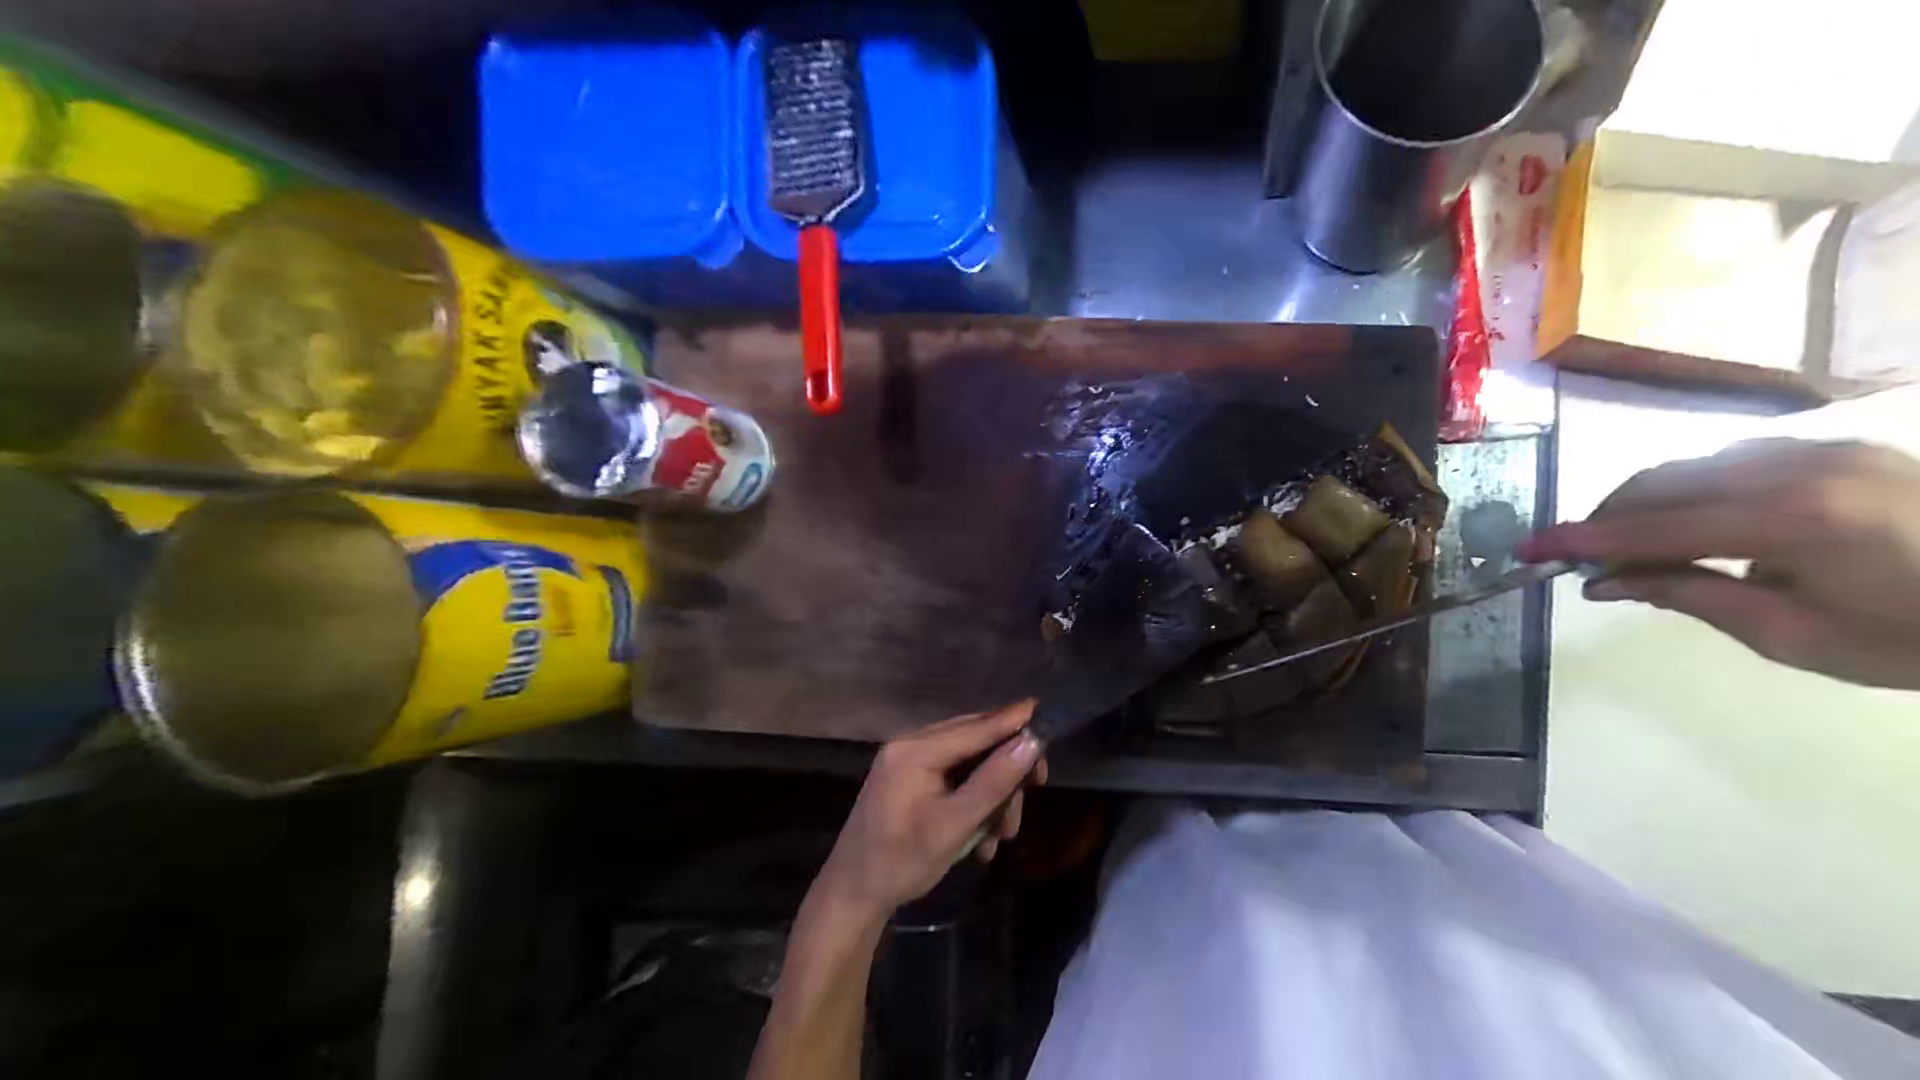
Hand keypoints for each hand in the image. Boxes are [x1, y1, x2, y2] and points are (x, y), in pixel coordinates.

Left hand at [813, 701, 1047, 920]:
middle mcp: (910, 744)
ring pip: (968, 762)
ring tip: (1000, 836)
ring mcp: (908, 760)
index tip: (1044, 708)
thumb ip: (994, 781)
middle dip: (1006, 771)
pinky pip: (953, 777)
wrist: (853, 894)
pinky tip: (981, 838)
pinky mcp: (909, 778)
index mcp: (915, 750)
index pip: (976, 727)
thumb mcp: (954, 825)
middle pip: (975, 742)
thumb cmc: (902, 862)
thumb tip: (1032, 742)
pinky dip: (972, 801)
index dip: (1012, 720)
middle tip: (1033, 793)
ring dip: (992, 795)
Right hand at [1520, 439, 1919, 688]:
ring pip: (1685, 470)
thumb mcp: (1796, 636)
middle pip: (1657, 486)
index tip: (1526, 552)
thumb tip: (1604, 582)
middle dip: (1606, 522)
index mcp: (1793, 520)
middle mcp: (1796, 468)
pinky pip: (1725, 465)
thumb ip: (1690, 596)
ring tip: (1634, 550)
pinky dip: (1685, 494)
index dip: (1579, 541)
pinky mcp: (1834, 448)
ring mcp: (1819, 450)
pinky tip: (1690, 527)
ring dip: (1642, 507)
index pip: (1650, 527)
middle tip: (1584, 563)